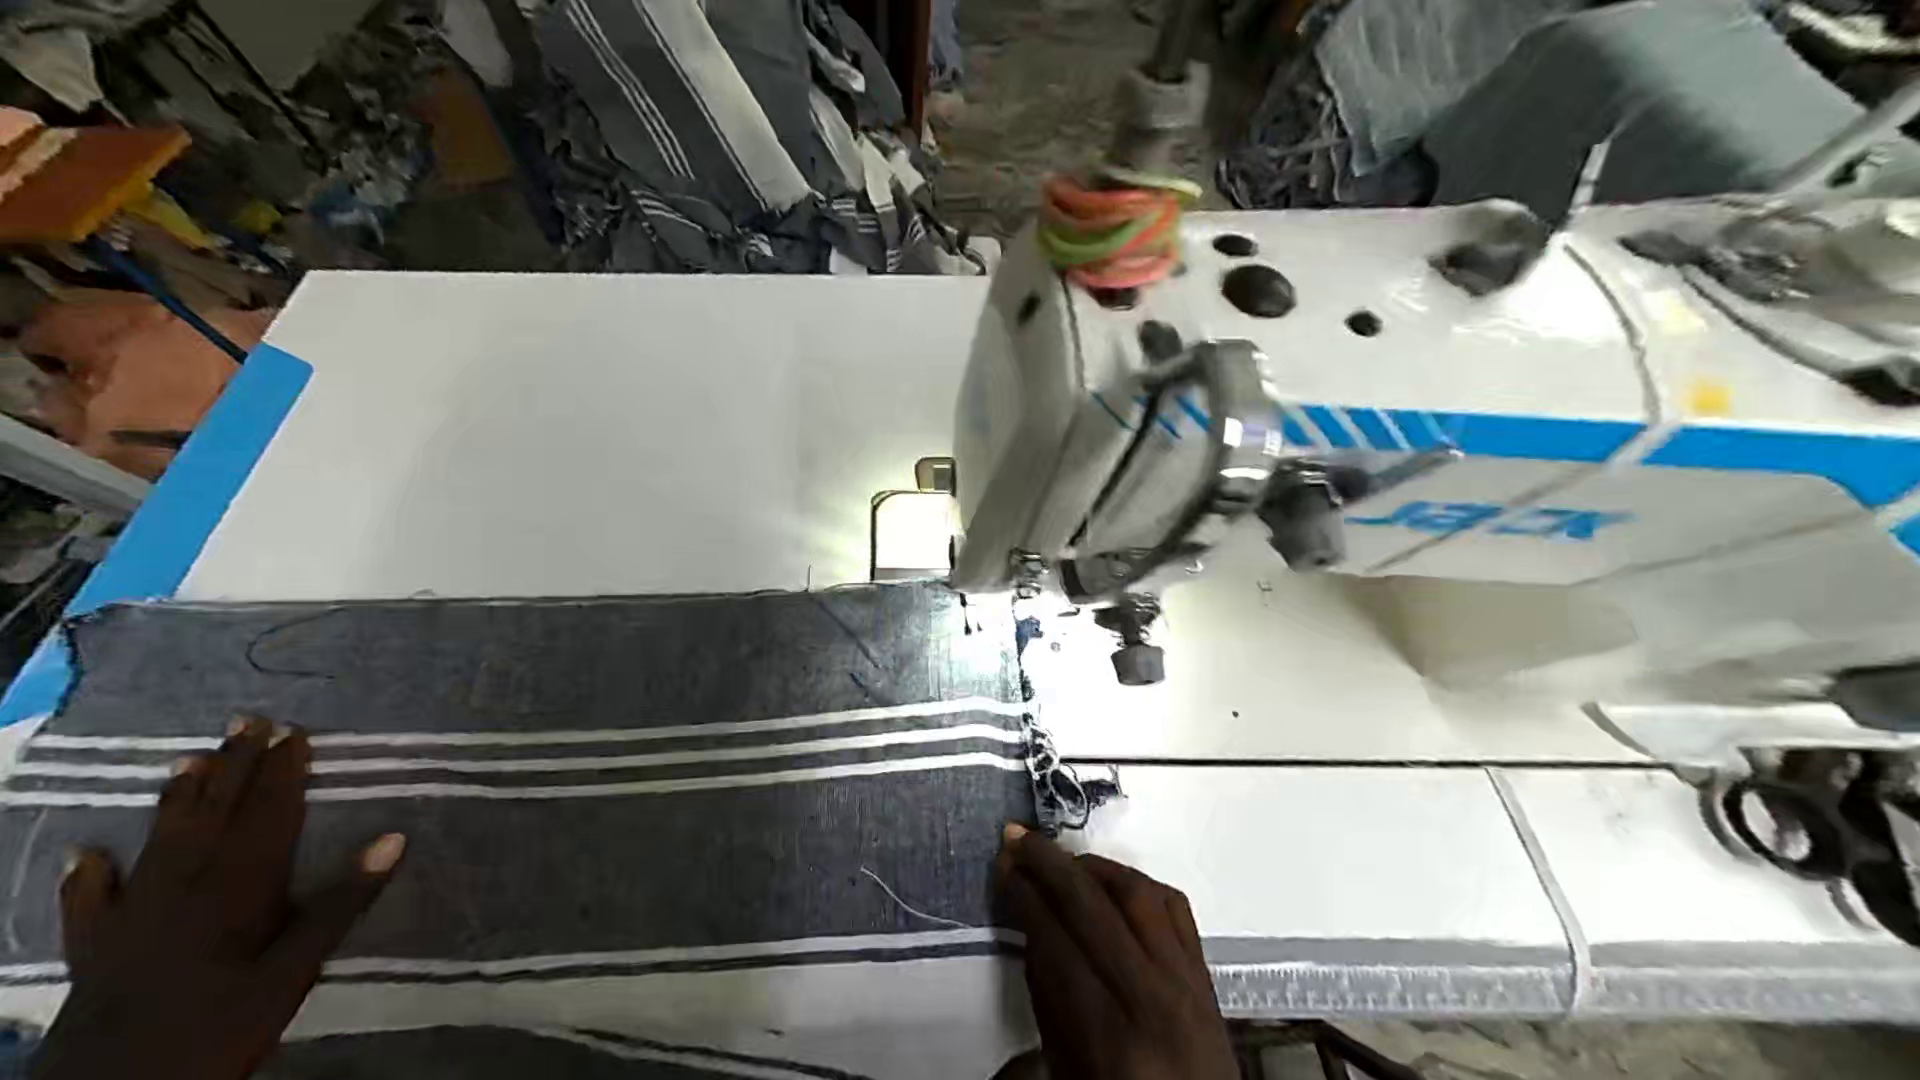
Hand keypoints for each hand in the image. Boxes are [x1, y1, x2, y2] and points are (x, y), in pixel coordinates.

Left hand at [31, 717, 406, 1079]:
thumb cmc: (219, 1029)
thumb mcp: (294, 971)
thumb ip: (342, 903)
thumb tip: (395, 837)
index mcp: (235, 891)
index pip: (266, 815)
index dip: (281, 772)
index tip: (294, 732)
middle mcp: (182, 891)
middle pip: (212, 816)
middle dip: (233, 767)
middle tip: (247, 721)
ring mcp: (133, 919)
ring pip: (159, 844)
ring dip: (176, 800)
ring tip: (189, 759)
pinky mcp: (97, 952)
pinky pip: (90, 904)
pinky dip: (88, 876)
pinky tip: (86, 853)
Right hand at [995, 824, 1235, 1079]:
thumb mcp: (1066, 1068)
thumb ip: (1047, 996)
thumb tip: (1031, 922)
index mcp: (1108, 1037)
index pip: (1056, 942)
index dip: (1024, 896)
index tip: (1002, 866)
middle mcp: (1151, 999)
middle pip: (1093, 907)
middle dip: (1048, 863)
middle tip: (1016, 837)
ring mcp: (1186, 982)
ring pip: (1137, 894)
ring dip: (1092, 865)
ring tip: (1061, 859)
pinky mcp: (1207, 973)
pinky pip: (1174, 905)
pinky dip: (1137, 882)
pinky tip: (1111, 880)